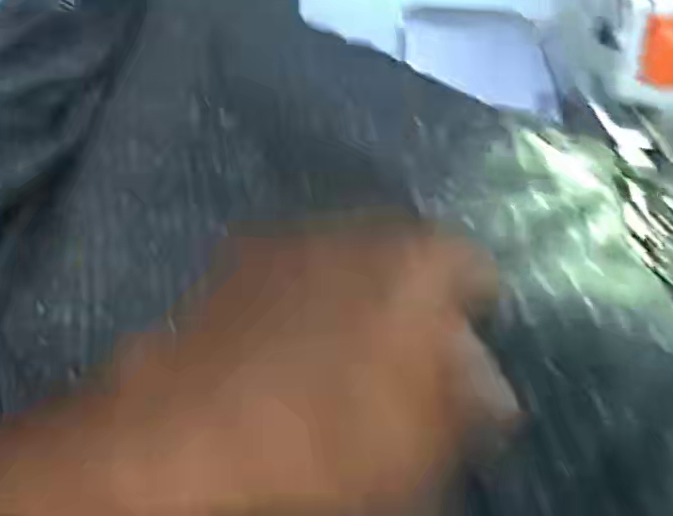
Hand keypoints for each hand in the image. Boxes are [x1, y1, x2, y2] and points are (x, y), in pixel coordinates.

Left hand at [98, 226, 518, 513]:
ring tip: (348, 346)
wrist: (191, 427)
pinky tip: (291, 337)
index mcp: (406, 262)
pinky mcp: (232, 255)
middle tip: (411, 347)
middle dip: (411, 288)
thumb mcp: (422, 440)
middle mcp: (344, 229)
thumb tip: (481, 374)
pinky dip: (302, 289)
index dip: (475, 300)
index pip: (465, 257)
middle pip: (398, 245)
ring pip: (340, 249)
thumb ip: (464, 395)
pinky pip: (289, 263)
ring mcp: (282, 235)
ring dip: (352, 284)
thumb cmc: (326, 442)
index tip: (472, 338)